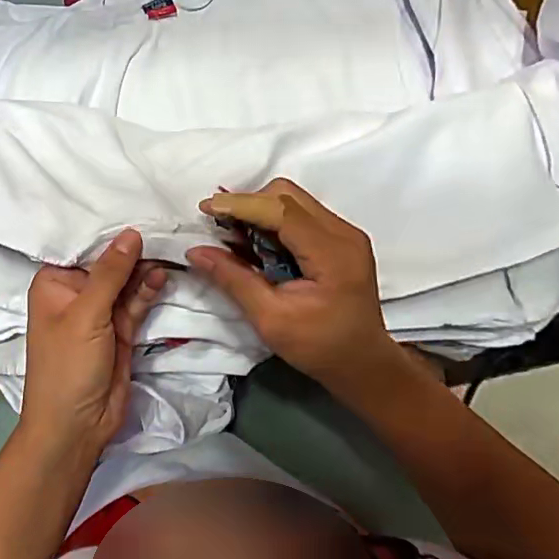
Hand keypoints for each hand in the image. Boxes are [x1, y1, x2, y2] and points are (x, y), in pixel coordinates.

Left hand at [22, 229, 168, 451]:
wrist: (76, 426)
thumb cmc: (67, 365)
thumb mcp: (87, 315)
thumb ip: (111, 273)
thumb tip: (131, 233)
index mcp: (53, 284)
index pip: (81, 248)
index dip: (107, 232)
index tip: (136, 208)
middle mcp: (74, 294)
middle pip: (107, 264)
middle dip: (132, 251)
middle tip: (163, 230)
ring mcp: (98, 313)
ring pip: (124, 283)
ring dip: (144, 271)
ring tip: (169, 251)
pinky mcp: (119, 331)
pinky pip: (135, 303)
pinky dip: (148, 291)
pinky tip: (162, 276)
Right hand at [186, 179, 408, 394]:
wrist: (363, 363)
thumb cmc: (319, 347)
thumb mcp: (269, 319)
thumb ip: (233, 279)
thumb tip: (196, 252)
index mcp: (332, 255)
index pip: (281, 210)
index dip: (240, 205)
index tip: (206, 209)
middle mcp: (343, 234)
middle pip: (286, 195)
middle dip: (248, 204)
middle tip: (221, 228)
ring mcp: (343, 233)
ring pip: (290, 198)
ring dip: (258, 210)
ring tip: (236, 237)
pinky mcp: (338, 238)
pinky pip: (297, 212)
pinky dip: (271, 220)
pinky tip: (256, 243)